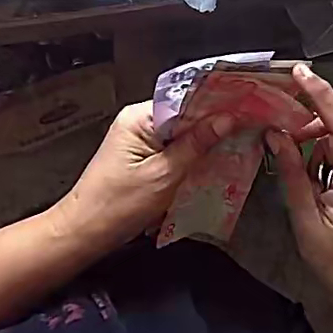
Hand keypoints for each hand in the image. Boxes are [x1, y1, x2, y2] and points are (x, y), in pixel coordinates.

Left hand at [49, 102, 235, 253]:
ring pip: (181, 135)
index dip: (215, 103)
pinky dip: (191, 158)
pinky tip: (211, 164)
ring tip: (237, 144)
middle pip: (185, 116)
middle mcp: (139, 122)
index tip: (245, 106)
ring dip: (204, 144)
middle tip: (248, 128)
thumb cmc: (117, 205)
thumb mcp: (164, 175)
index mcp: (139, 117)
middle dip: (213, 124)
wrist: (84, 233)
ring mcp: (140, 140)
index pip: (184, 99)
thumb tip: (225, 119)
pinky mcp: (143, 158)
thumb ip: (196, 145)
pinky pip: (173, 150)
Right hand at [266, 64, 332, 330]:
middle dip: (317, 109)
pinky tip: (310, 164)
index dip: (322, 95)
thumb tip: (275, 133)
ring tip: (291, 141)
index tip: (299, 74)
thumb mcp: (306, 221)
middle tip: (283, 112)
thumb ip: (292, 173)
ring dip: (322, 129)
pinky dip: (329, 146)